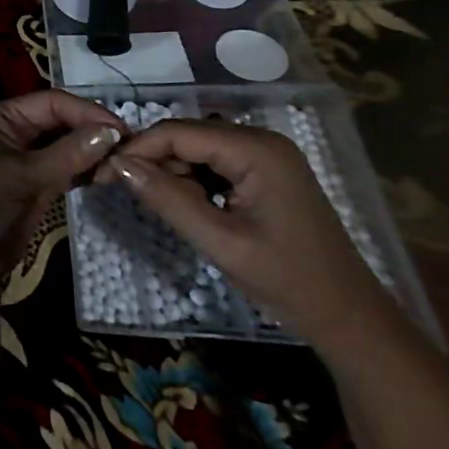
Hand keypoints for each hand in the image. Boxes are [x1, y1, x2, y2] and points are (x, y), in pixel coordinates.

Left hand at [0, 90, 125, 277]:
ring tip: (122, 166)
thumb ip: (69, 153)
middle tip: (131, 150)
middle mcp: (14, 130)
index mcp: (3, 117)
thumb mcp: (26, 176)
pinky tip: (106, 177)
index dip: (87, 112)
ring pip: (67, 144)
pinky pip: (66, 166)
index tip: (123, 131)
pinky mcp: (35, 182)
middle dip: (93, 132)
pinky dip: (85, 169)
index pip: (52, 102)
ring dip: (93, 152)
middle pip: (62, 121)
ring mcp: (25, 157)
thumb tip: (113, 132)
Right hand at [101, 119, 397, 349]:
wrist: (348, 316)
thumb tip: (116, 165)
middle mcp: (261, 141)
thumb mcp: (219, 242)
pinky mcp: (263, 172)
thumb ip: (167, 199)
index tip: (100, 175)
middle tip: (115, 188)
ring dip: (167, 172)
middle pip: (184, 136)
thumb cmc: (287, 280)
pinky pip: (211, 163)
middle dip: (148, 159)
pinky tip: (182, 205)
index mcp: (257, 151)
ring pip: (194, 149)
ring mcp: (265, 155)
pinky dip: (188, 180)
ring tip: (152, 203)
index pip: (177, 132)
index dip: (134, 149)